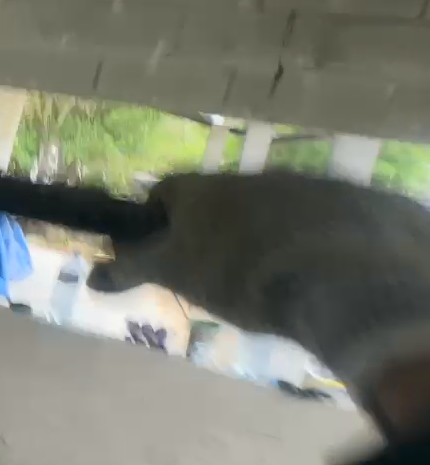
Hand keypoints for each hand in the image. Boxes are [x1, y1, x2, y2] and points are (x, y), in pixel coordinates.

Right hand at [88, 171, 429, 402]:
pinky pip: (340, 218)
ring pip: (282, 206)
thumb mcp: (174, 276)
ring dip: (274, 229)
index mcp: (203, 190)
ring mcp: (319, 187)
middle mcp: (256, 178)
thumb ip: (129, 270)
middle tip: (221, 264)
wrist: (352, 286)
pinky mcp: (374, 205)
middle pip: (225, 198)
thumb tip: (91, 277)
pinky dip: (329, 238)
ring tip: (280, 270)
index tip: (161, 246)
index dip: (157, 218)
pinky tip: (331, 268)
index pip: (164, 192)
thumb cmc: (240, 274)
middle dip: (219, 225)